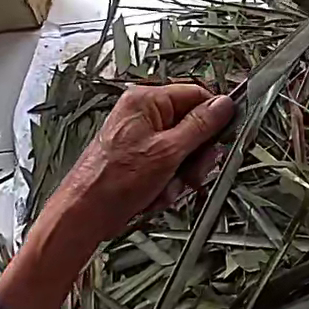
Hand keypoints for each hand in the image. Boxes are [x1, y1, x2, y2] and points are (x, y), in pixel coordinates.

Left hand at [0, 83, 233, 308]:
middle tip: (192, 174)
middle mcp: (143, 115)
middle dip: (195, 156)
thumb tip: (224, 104)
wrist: (84, 214)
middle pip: (192, 127)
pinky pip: (168, 168)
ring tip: (166, 188)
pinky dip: (167, 185)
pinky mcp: (139, 160)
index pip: (196, 95)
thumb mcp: (169, 152)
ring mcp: (141, 139)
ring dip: (181, 176)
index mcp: (147, 101)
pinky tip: (154, 195)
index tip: (223, 138)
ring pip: (183, 152)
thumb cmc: (114, 181)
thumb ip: (201, 126)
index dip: (213, 118)